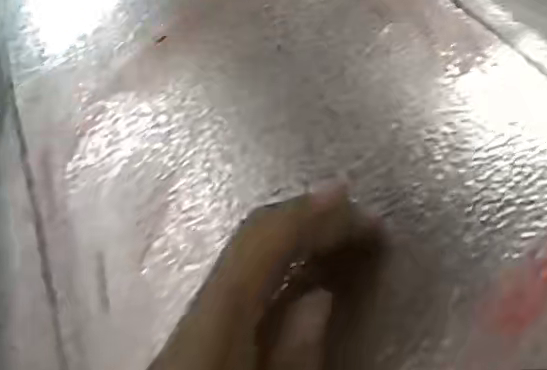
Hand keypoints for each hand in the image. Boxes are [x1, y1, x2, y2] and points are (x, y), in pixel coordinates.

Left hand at [149, 185, 381, 369]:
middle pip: (249, 249)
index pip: (256, 245)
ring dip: (296, 247)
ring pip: (244, 268)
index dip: (303, 212)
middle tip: (361, 222)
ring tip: (342, 241)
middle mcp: (190, 323)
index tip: (348, 195)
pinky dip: (278, 276)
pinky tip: (304, 284)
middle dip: (308, 226)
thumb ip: (292, 365)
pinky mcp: (190, 353)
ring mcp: (185, 338)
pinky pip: (240, 294)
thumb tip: (317, 299)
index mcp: (206, 333)